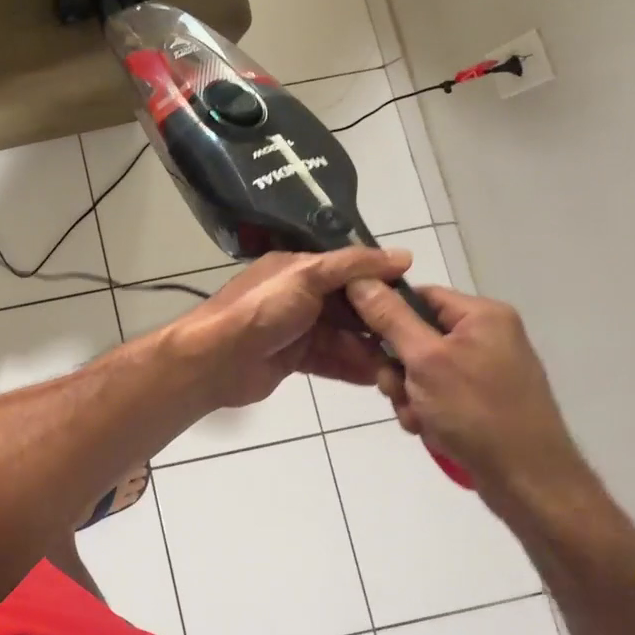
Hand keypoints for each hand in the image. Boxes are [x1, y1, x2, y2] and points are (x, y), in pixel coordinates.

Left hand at [167, 247, 411, 408]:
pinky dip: (353, 368)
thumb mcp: (307, 275)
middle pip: (348, 306)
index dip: (381, 284)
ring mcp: (296, 328)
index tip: (418, 300)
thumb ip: (353, 265)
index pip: (348, 271)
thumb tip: (403, 255)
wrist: (216, 358)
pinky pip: (331, 360)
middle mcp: (298, 294)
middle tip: (416, 339)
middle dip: (379, 321)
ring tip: (404, 364)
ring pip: (343, 336)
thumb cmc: (261, 309)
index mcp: (298, 267)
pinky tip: (380, 379)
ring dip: (370, 349)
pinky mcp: (293, 358)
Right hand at [347, 281, 593, 511]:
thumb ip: (389, 317)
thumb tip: (358, 277)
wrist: (532, 487)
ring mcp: (486, 370)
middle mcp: (486, 335)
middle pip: (414, 333)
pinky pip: (437, 391)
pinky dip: (425, 409)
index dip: (386, 315)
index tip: (367, 342)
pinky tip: (429, 429)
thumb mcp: (426, 360)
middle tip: (397, 390)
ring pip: (420, 368)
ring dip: (407, 393)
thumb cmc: (479, 413)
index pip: (416, 295)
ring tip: (418, 418)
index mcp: (482, 315)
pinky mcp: (482, 400)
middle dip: (397, 367)